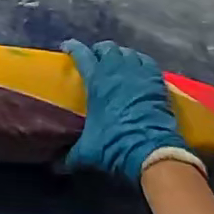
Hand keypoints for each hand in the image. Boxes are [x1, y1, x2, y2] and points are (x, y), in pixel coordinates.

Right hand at [62, 39, 187, 181]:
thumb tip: (57, 166)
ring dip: (120, 55)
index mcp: (97, 80)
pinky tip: (138, 68)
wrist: (150, 147)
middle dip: (99, 50)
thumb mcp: (88, 151)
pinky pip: (146, 61)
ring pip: (127, 52)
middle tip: (95, 58)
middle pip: (107, 48)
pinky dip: (139, 61)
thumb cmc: (114, 144)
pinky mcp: (156, 78)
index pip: (82, 55)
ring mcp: (138, 72)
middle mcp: (117, 70)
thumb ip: (71, 155)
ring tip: (117, 62)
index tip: (67, 46)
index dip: (73, 48)